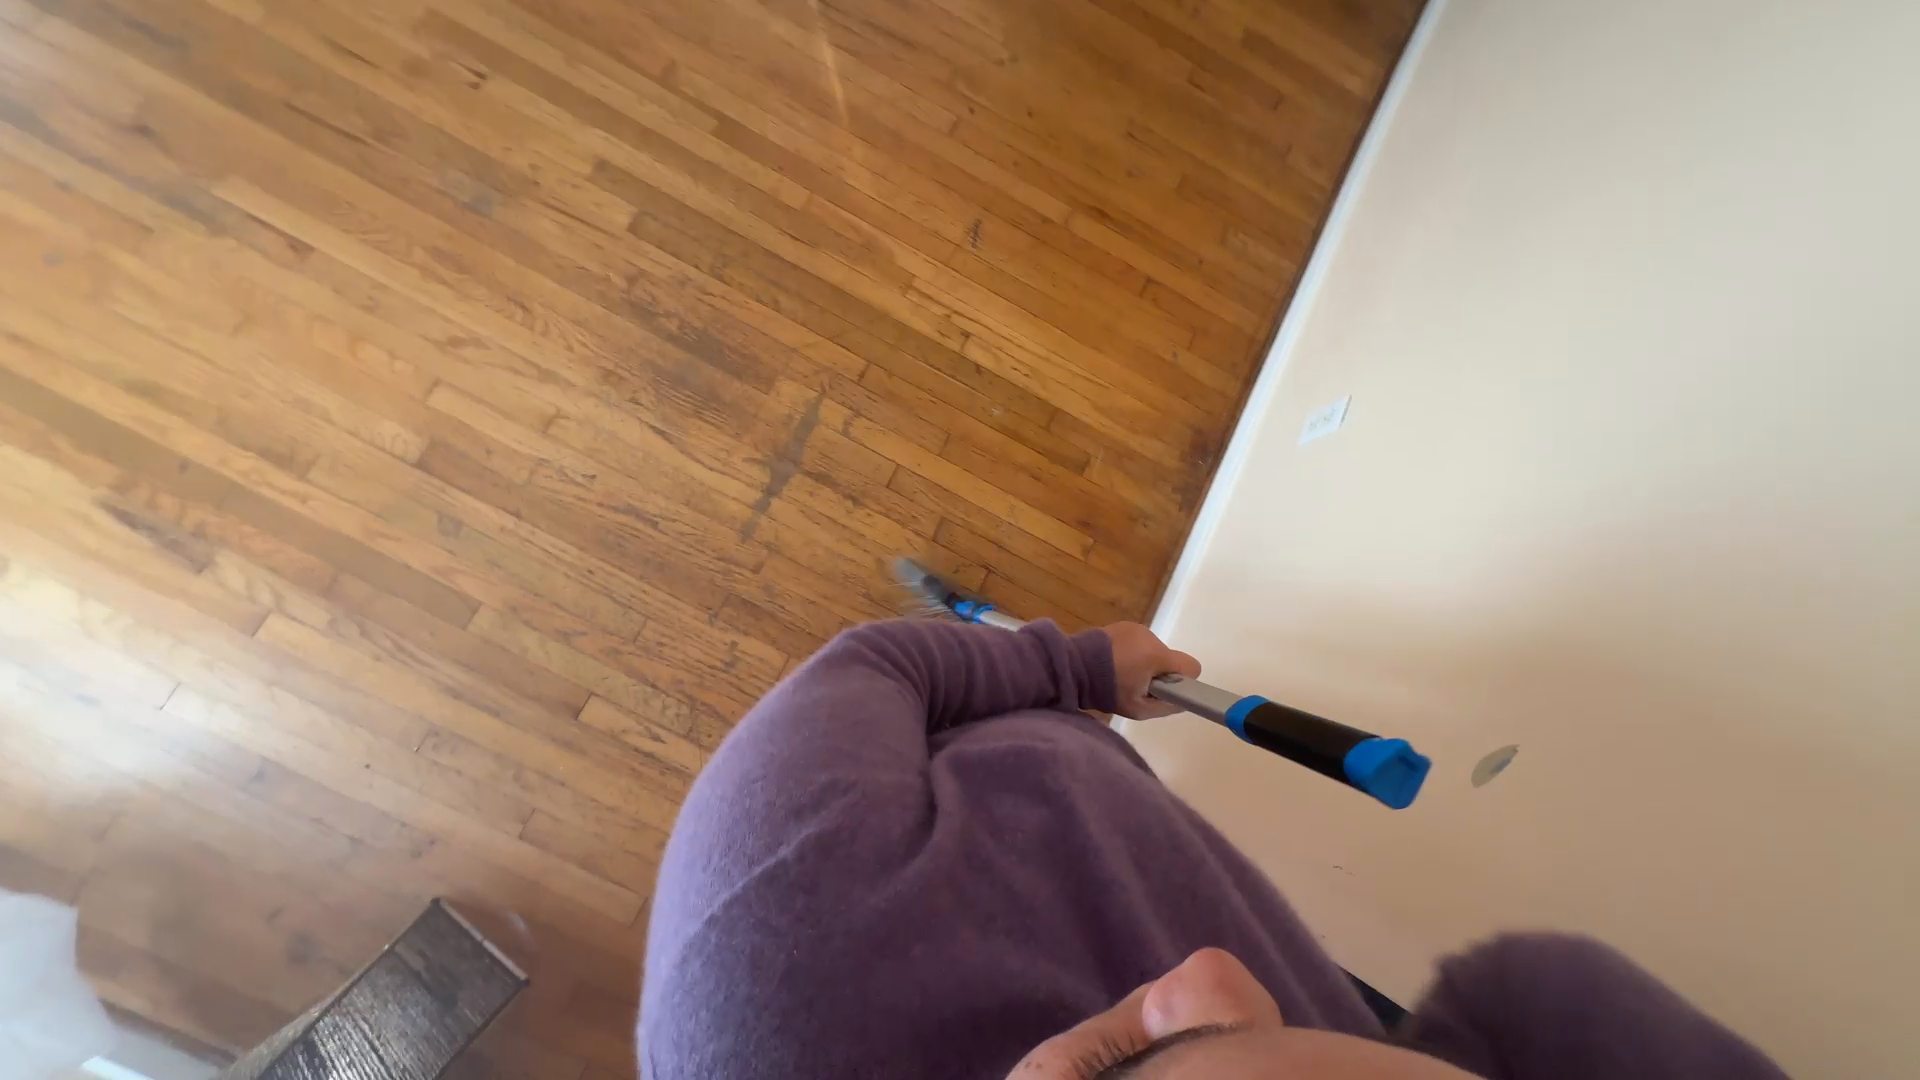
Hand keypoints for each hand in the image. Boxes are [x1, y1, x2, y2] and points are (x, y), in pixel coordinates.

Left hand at [1103, 622, 1200, 719]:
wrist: (1072, 668)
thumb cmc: (1106, 691)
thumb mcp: (1139, 709)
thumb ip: (1166, 706)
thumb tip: (1182, 700)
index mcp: (1157, 655)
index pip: (1191, 666)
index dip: (1182, 681)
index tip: (1165, 689)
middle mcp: (1150, 636)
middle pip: (1168, 658)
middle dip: (1158, 672)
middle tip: (1135, 685)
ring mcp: (1134, 628)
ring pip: (1152, 649)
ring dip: (1144, 661)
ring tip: (1121, 673)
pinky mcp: (1121, 625)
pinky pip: (1138, 642)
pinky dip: (1132, 652)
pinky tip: (1114, 661)